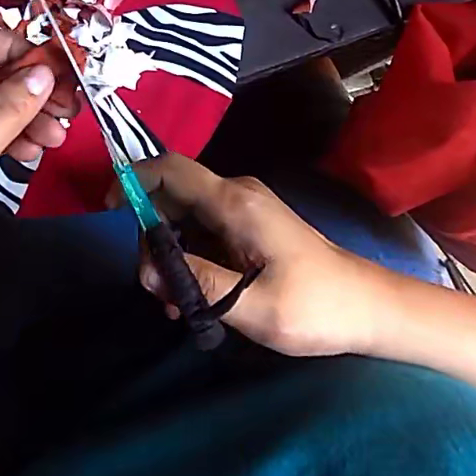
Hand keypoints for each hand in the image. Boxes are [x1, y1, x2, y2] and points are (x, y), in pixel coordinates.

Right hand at [126, 153, 399, 356]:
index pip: (172, 169)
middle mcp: (237, 195)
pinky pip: (204, 232)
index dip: (134, 179)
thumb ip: (197, 281)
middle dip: (150, 237)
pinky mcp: (250, 227)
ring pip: (185, 218)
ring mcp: (245, 209)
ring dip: (169, 255)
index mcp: (236, 203)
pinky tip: (192, 299)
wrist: (366, 306)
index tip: (109, 211)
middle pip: (173, 196)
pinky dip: (189, 259)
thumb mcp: (251, 305)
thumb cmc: (315, 306)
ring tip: (174, 305)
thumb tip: (150, 263)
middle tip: (153, 289)